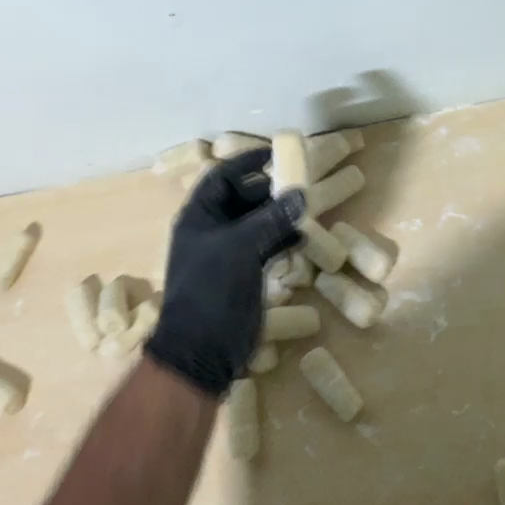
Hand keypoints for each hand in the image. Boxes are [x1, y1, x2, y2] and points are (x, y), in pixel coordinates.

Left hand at [144, 149, 305, 396]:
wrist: (201, 350)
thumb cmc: (212, 290)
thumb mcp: (240, 248)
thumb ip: (270, 219)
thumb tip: (300, 194)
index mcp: (199, 216)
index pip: (221, 178)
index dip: (245, 163)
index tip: (272, 153)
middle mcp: (211, 230)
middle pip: (241, 199)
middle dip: (268, 191)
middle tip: (298, 183)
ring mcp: (227, 253)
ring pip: (256, 223)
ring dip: (278, 216)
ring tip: (306, 209)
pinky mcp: (242, 274)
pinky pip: (264, 247)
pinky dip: (282, 240)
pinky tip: (303, 238)